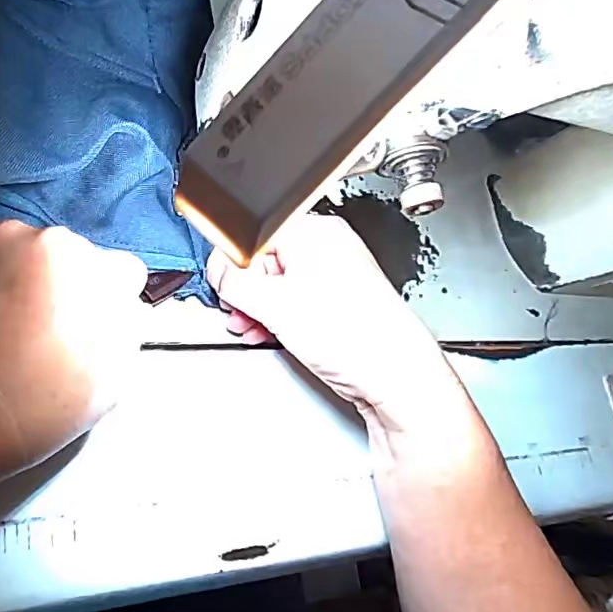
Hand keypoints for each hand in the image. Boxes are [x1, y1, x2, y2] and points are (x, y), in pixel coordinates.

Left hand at [0, 221, 148, 499]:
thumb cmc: (33, 406)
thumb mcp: (111, 381)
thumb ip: (129, 328)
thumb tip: (123, 303)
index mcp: (94, 270)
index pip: (123, 270)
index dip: (111, 300)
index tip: (91, 325)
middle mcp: (50, 239)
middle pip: (76, 256)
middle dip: (68, 284)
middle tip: (46, 330)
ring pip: (32, 250)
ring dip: (28, 275)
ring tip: (8, 323)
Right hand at [208, 213, 453, 437]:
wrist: (395, 378)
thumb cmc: (357, 336)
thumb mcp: (275, 304)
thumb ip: (235, 281)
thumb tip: (216, 268)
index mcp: (316, 233)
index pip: (254, 235)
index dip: (232, 263)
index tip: (223, 285)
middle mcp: (328, 249)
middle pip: (264, 260)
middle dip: (244, 291)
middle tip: (238, 311)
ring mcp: (334, 276)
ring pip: (278, 284)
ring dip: (257, 307)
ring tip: (253, 327)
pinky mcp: (336, 303)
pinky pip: (294, 300)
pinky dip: (276, 316)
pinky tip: (269, 333)